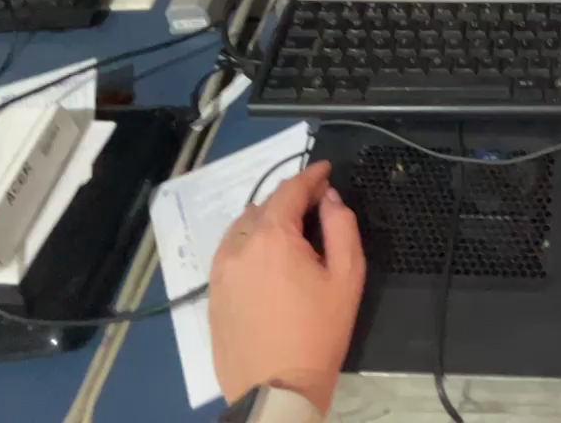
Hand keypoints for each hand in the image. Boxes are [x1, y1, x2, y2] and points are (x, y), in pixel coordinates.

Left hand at [208, 161, 364, 410]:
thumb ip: (341, 226)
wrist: (276, 391)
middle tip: (316, 201)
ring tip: (290, 226)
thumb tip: (330, 198)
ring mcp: (221, 273)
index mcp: (273, 238)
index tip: (326, 169)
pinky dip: (249, 241)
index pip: (290, 190)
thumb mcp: (347, 274)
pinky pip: (230, 252)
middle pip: (264, 205)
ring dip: (266, 218)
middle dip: (290, 197)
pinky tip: (266, 254)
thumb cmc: (319, 331)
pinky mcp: (212, 296)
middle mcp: (240, 248)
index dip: (311, 175)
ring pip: (242, 227)